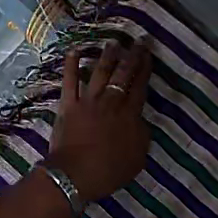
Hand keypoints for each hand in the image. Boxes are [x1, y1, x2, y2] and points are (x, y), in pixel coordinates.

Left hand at [47, 37, 152, 202]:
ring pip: (100, 73)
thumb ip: (141, 136)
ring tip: (113, 43)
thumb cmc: (108, 171)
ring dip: (107, 57)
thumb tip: (140, 121)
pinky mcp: (68, 106)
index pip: (140, 88)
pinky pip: (70, 82)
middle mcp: (110, 103)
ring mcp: (88, 102)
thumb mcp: (137, 158)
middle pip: (123, 76)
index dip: (145, 70)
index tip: (149, 55)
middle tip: (138, 42)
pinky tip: (74, 51)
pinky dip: (71, 66)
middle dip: (132, 57)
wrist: (75, 175)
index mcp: (129, 116)